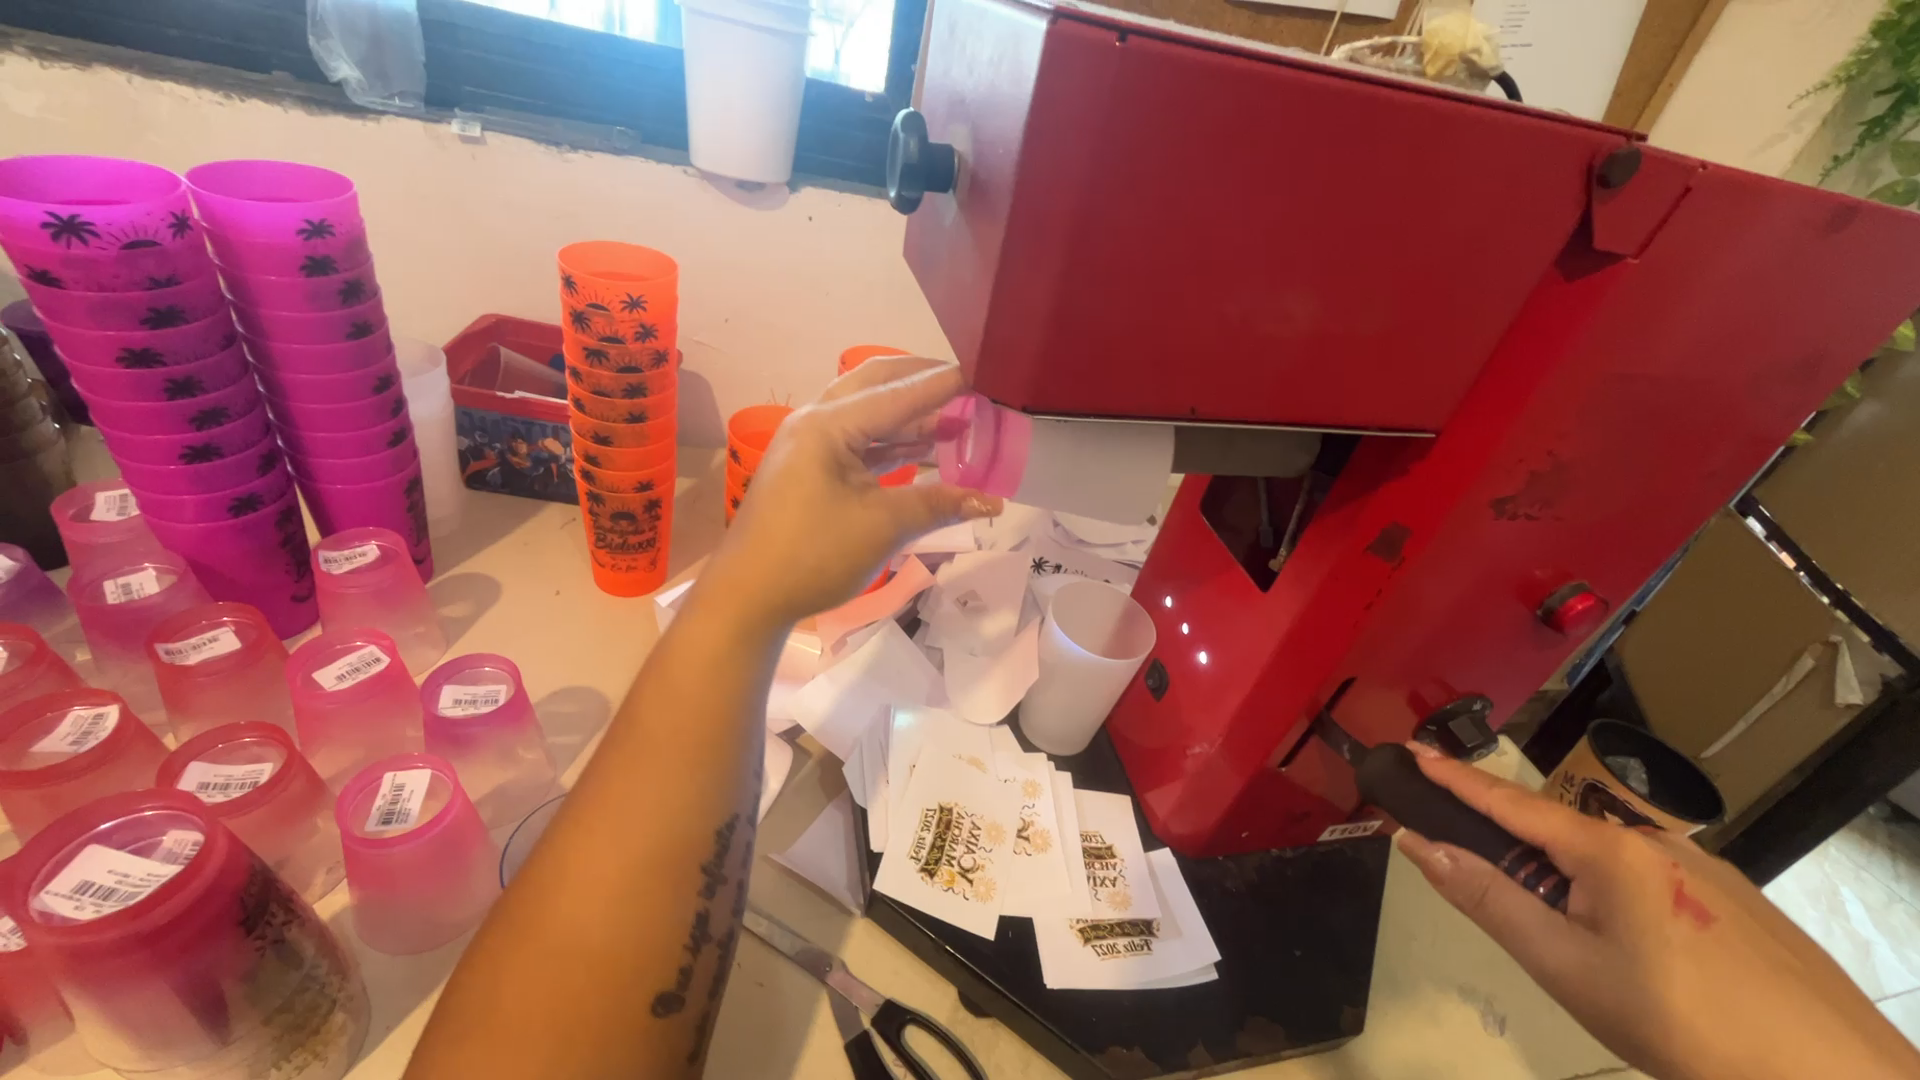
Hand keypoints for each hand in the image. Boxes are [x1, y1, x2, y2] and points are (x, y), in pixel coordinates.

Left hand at [713, 356, 1002, 624]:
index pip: (898, 393)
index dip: (944, 383)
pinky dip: (893, 443)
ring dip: (911, 416)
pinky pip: (860, 442)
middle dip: (922, 382)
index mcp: (828, 424)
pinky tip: (926, 451)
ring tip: (959, 417)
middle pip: (876, 385)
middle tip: (969, 383)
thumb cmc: (813, 556)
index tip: (985, 370)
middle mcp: (816, 422)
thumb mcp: (882, 527)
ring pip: (868, 415)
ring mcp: (810, 446)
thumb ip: (939, 505)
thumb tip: (994, 502)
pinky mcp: (812, 470)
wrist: (748, 597)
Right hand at [1396, 743, 1919, 1079]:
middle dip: (1516, 851)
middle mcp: (1654, 842)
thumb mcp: (1563, 965)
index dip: (1455, 776)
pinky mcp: (1741, 902)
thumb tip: (1416, 841)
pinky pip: (1652, 882)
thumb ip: (1485, 896)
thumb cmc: (1678, 1022)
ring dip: (1571, 883)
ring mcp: (1705, 869)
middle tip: (1501, 898)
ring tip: (1585, 952)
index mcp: (1607, 849)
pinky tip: (1645, 958)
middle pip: (1557, 832)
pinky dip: (1619, 898)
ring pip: (1607, 862)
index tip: (1412, 748)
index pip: (1508, 800)